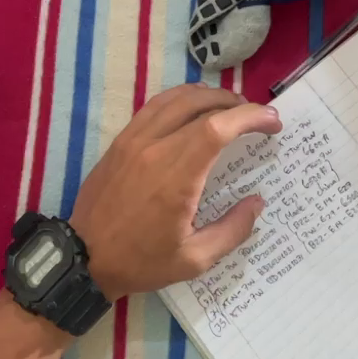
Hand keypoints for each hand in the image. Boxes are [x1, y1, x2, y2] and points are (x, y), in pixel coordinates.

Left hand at [68, 84, 282, 299]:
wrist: (85, 257)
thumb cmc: (141, 262)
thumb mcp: (194, 260)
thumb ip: (232, 230)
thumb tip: (257, 201)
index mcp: (176, 176)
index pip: (217, 127)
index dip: (249, 117)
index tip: (272, 122)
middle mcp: (154, 147)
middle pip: (200, 104)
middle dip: (234, 104)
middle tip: (257, 116)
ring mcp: (134, 138)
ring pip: (176, 98)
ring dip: (208, 96)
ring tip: (230, 107)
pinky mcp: (121, 139)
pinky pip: (154, 106)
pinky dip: (180, 98)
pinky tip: (193, 108)